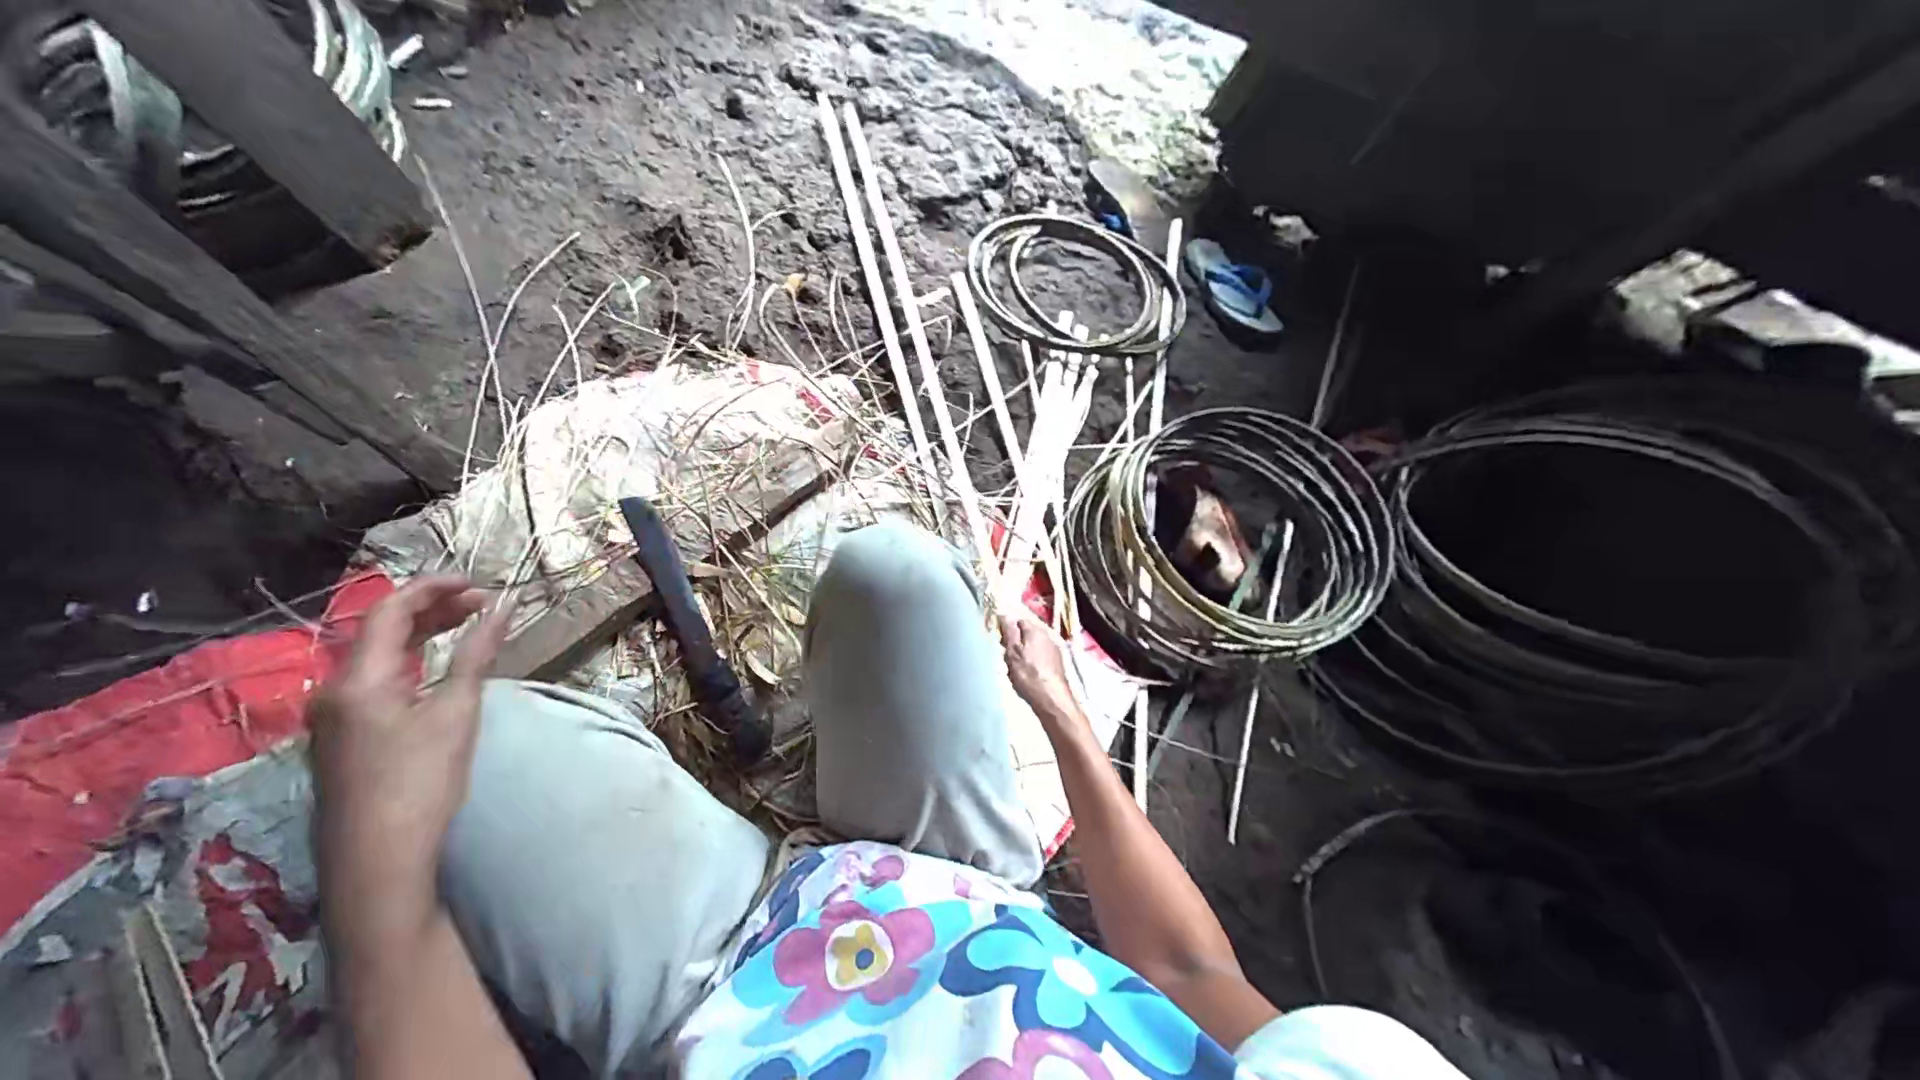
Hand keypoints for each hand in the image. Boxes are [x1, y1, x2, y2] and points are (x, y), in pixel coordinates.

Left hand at [311, 576, 509, 882]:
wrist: (378, 859)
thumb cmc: (421, 781)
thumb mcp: (457, 712)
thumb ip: (477, 653)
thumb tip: (504, 605)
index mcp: (357, 679)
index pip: (390, 610)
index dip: (434, 588)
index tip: (479, 583)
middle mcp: (334, 690)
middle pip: (380, 629)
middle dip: (433, 608)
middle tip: (484, 604)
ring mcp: (334, 715)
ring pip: (378, 654)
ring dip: (422, 634)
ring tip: (467, 625)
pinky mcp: (343, 736)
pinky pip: (375, 679)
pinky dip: (410, 660)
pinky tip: (435, 667)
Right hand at [998, 612, 1086, 735]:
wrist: (1051, 697)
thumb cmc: (1028, 674)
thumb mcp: (1013, 652)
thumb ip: (1009, 632)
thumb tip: (1005, 615)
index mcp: (1035, 630)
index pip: (1018, 621)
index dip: (1008, 630)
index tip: (1002, 642)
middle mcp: (1047, 635)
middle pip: (1027, 633)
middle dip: (1017, 642)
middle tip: (1008, 656)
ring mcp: (1054, 649)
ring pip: (1034, 644)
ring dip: (1026, 651)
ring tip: (1018, 667)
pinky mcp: (1058, 662)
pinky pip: (1041, 655)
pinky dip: (1035, 660)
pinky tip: (1030, 672)